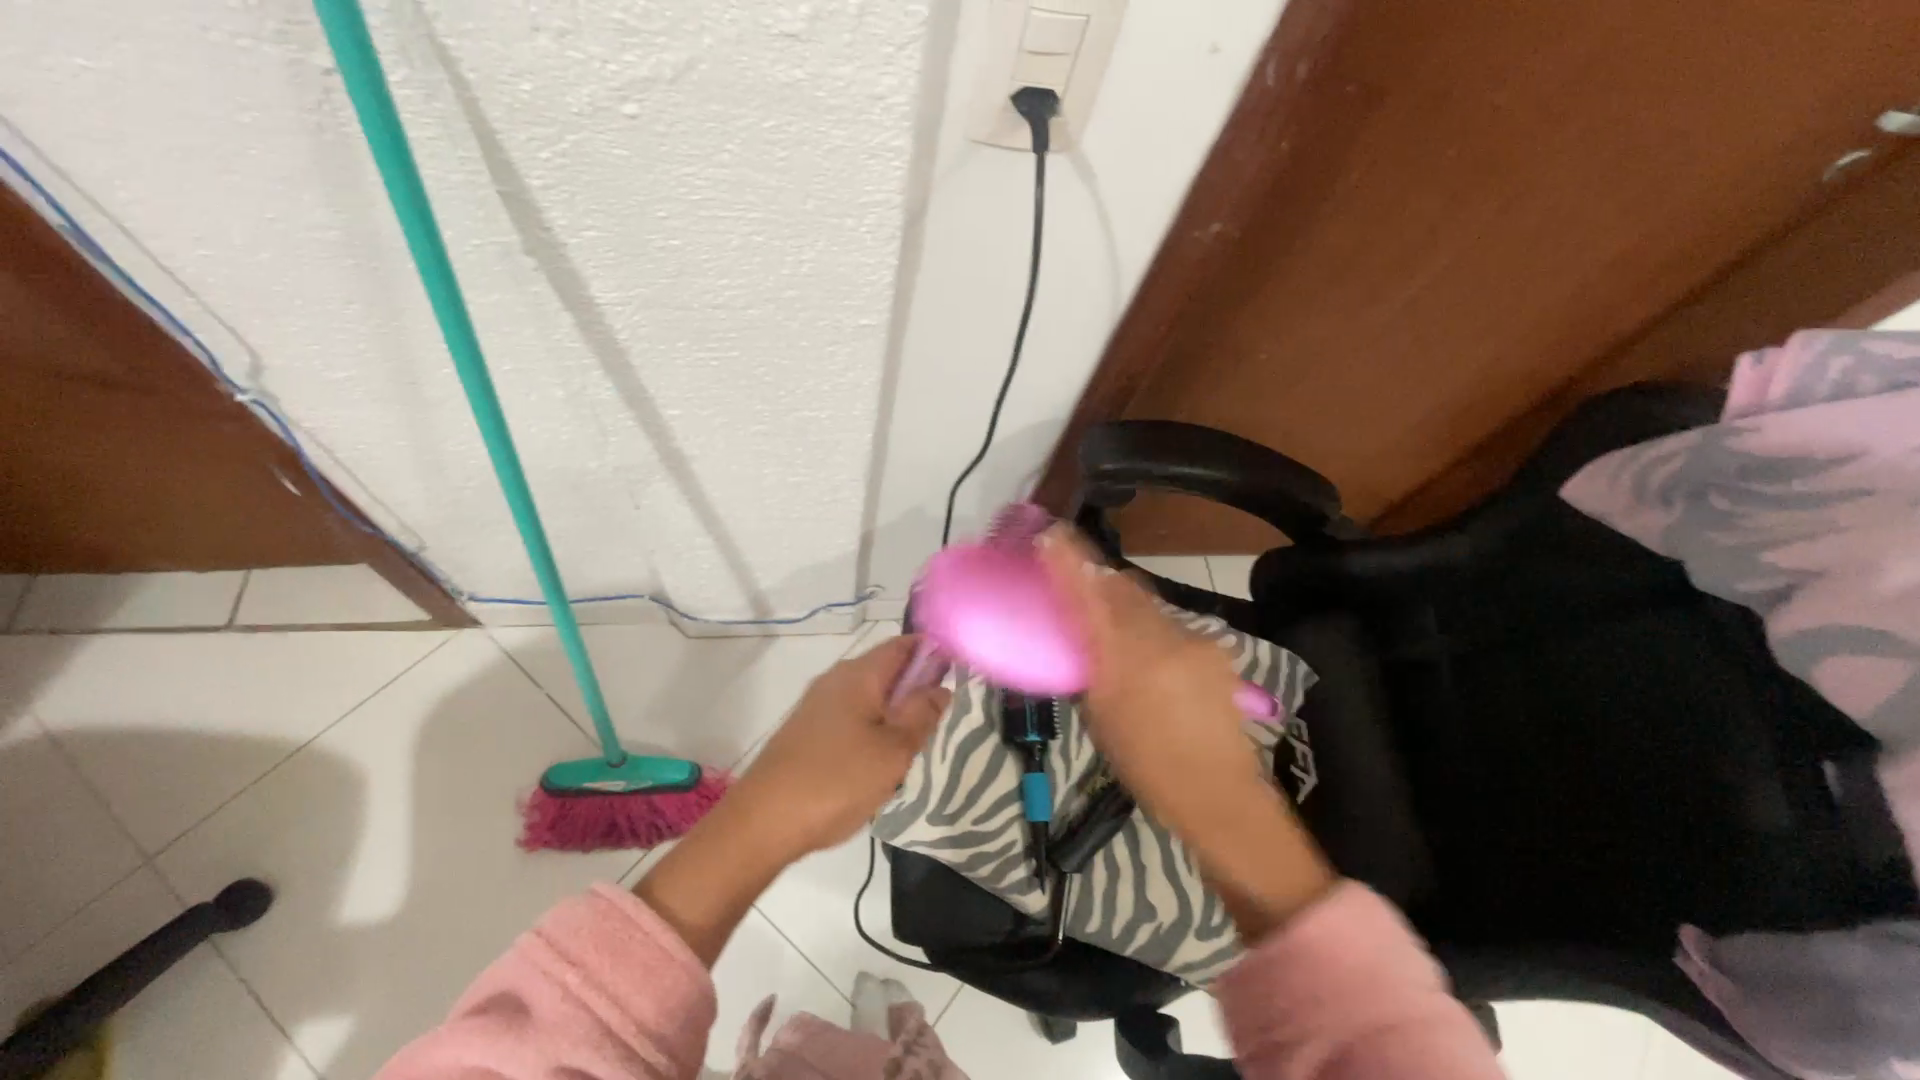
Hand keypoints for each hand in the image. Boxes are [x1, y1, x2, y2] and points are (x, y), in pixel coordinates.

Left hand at [724, 634, 951, 862]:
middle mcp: (835, 680)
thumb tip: (940, 686)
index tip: (957, 677)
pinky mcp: (806, 732)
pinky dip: (871, 732)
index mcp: (859, 675)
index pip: (903, 645)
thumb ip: (922, 714)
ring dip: (893, 716)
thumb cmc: (837, 781)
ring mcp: (817, 706)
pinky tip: (875, 766)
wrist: (763, 821)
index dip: (933, 652)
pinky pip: (850, 719)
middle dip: (915, 690)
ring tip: (907, 752)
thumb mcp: (894, 751)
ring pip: (869, 697)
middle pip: (886, 670)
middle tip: (934, 725)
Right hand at [1038, 527, 1334, 939]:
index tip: (1051, 533)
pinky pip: (1172, 624)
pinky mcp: (1215, 650)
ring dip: (1124, 601)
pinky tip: (1147, 649)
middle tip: (1073, 573)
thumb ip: (1090, 670)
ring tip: (1106, 615)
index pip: (1091, 597)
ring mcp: (1194, 642)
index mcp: (1124, 663)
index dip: (1071, 562)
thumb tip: (1080, 641)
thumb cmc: (1147, 769)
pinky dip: (1150, 626)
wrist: (1219, 793)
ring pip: (1149, 605)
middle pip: (1123, 588)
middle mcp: (1161, 641)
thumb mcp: (1101, 720)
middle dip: (1096, 575)